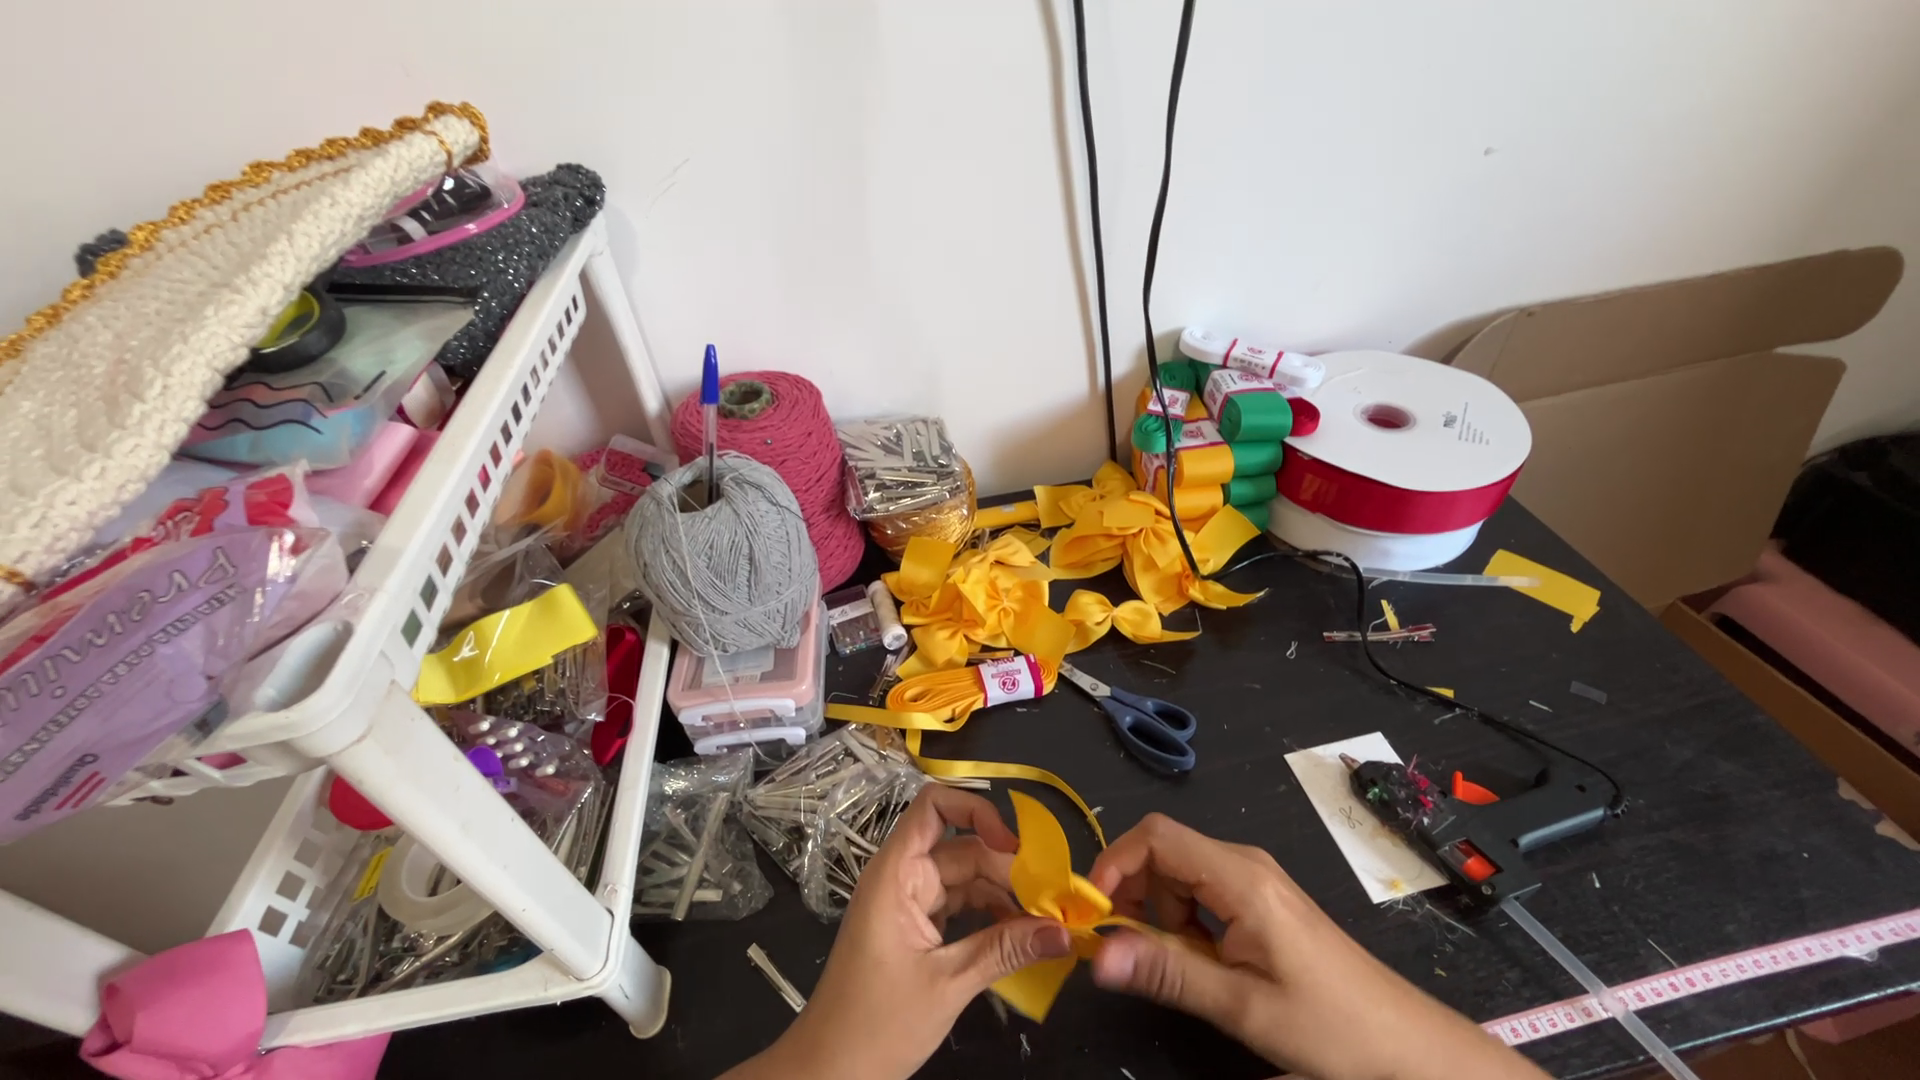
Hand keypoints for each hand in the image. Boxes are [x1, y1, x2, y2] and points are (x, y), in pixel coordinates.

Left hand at [725, 785, 1073, 1079]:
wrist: (828, 1072)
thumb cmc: (876, 1024)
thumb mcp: (948, 984)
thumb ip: (1005, 949)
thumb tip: (1063, 932)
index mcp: (896, 873)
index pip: (934, 806)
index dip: (977, 810)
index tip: (1017, 847)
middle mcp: (902, 876)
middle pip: (962, 847)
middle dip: (1008, 867)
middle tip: (1055, 898)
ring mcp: (908, 901)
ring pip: (966, 877)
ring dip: (1004, 893)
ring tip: (1047, 918)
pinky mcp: (915, 926)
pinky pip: (959, 904)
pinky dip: (990, 914)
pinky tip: (1022, 932)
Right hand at [1086, 814, 1547, 1079]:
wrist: (1410, 1049)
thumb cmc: (1329, 1026)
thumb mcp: (1241, 1007)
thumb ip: (1166, 973)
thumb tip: (1096, 954)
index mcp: (1239, 877)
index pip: (1156, 835)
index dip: (1114, 862)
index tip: (1092, 911)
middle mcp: (1244, 864)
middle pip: (1164, 852)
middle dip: (1133, 893)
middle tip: (1130, 949)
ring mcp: (1255, 881)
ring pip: (1180, 873)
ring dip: (1159, 913)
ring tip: (1177, 967)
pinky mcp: (1262, 901)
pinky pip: (1203, 893)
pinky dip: (1185, 921)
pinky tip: (1204, 963)